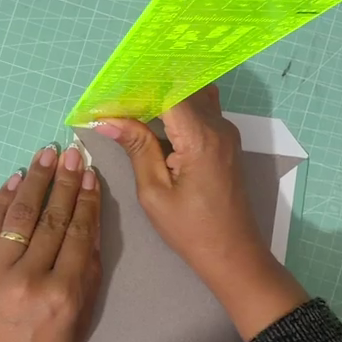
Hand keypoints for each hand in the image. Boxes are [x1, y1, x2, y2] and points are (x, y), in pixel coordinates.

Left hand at [0, 142, 103, 341]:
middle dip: (64, 182)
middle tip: (72, 152)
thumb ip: (85, 279)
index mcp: (63, 296)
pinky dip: (2, 201)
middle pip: (52, 219)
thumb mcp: (77, 327)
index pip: (78, 234)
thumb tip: (87, 231)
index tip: (90, 174)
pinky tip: (14, 180)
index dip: (86, 200)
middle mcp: (31, 279)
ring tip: (45, 154)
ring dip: (35, 181)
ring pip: (20, 216)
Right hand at [89, 85, 307, 340]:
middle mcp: (218, 126)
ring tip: (133, 109)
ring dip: (164, 98)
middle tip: (117, 101)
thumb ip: (136, 148)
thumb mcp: (154, 191)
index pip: (169, 93)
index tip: (110, 96)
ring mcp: (226, 132)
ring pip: (193, 96)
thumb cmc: (190, 229)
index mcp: (200, 137)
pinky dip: (176, 109)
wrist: (232, 252)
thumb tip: (109, 120)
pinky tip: (153, 121)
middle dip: (149, 90)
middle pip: (182, 88)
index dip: (139, 88)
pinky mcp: (225, 140)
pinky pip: (200, 110)